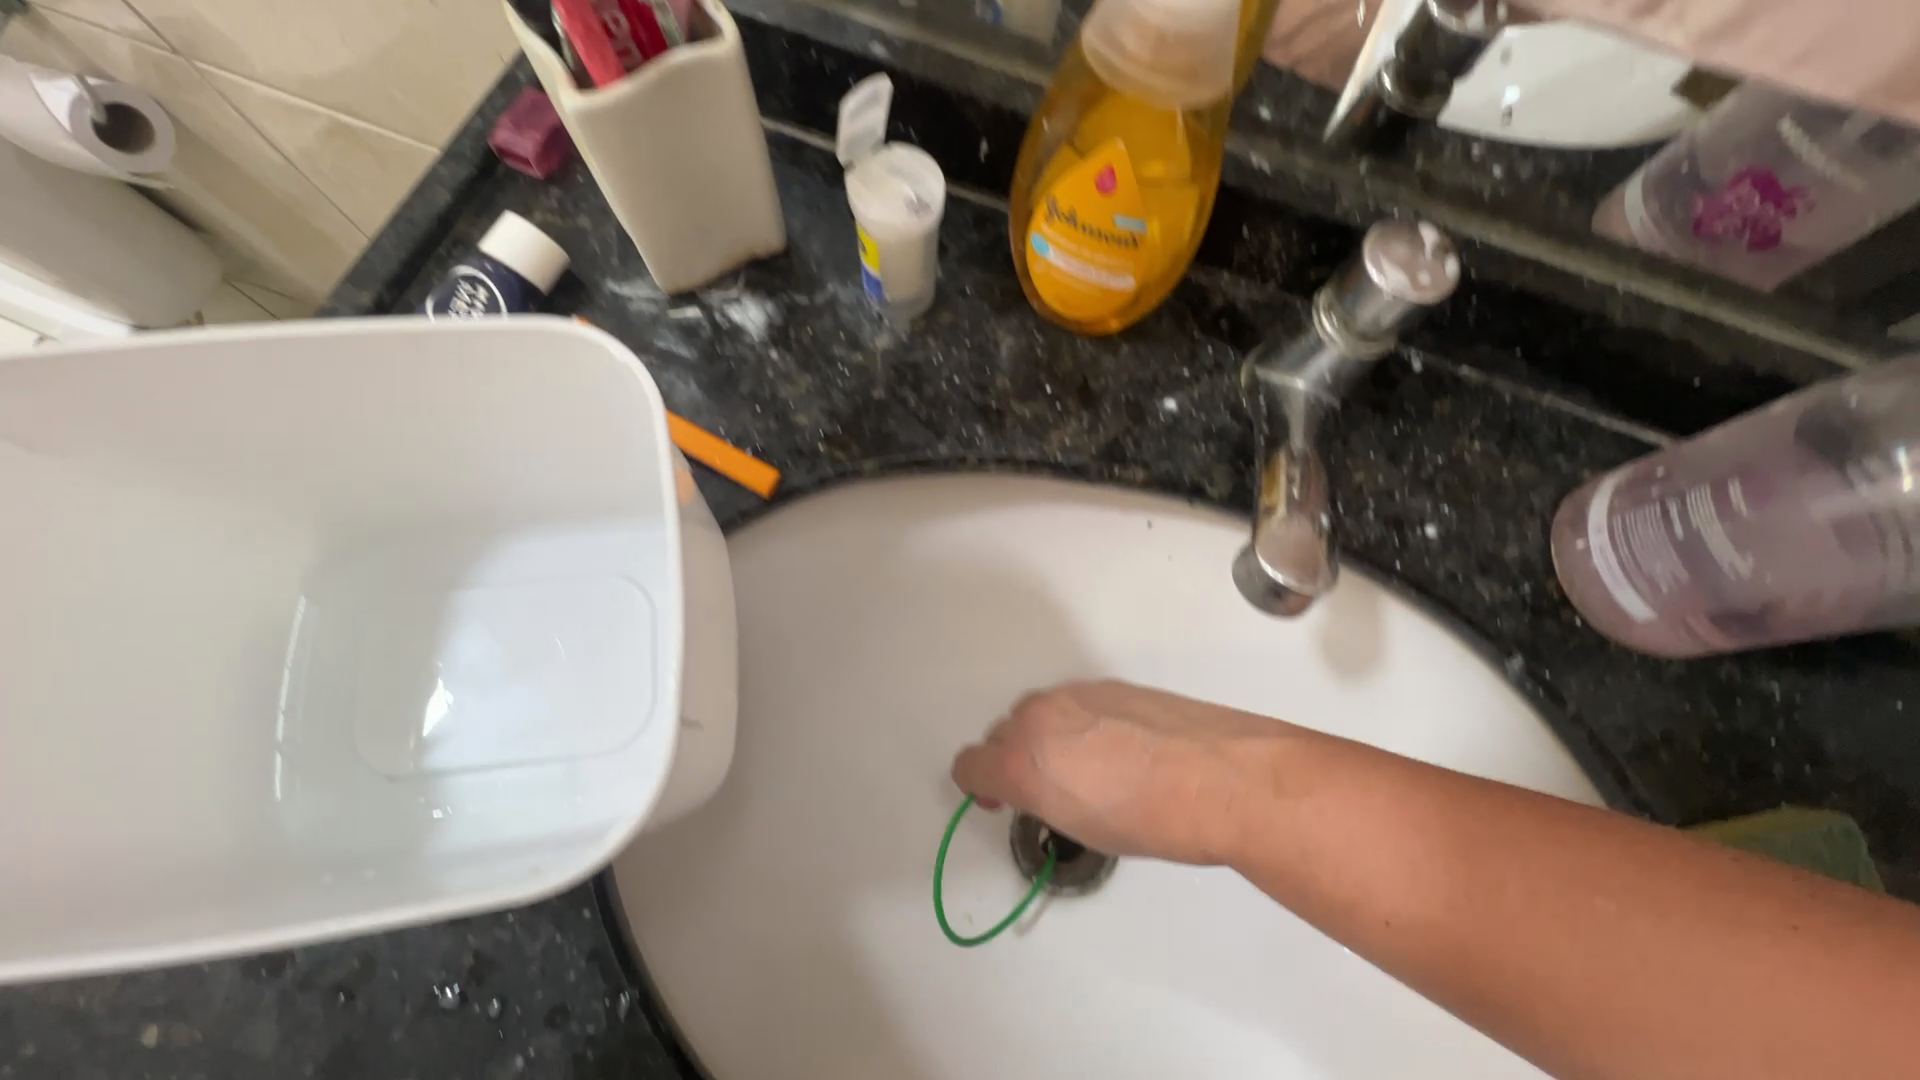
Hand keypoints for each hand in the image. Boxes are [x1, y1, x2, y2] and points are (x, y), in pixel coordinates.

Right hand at [949, 680, 1303, 865]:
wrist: (1221, 778)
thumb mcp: (1081, 828)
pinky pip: (1075, 703)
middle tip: (1051, 790)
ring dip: (1048, 737)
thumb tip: (1043, 787)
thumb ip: (1042, 798)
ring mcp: (1075, 694)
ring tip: (1091, 767)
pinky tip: (1121, 746)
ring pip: (1038, 713)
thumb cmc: (1151, 821)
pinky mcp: (1109, 684)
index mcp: (1022, 761)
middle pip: (1002, 733)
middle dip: (1015, 759)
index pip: (970, 764)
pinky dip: (1081, 722)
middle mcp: (1039, 717)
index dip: (979, 785)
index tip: (998, 799)